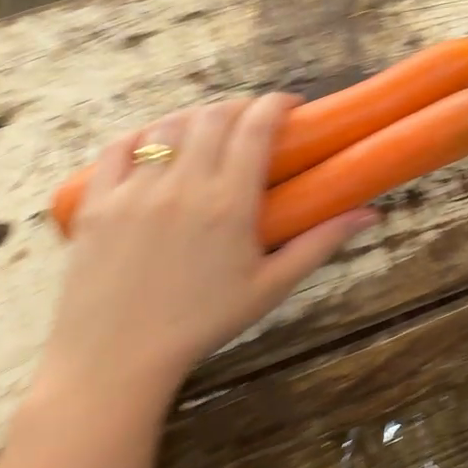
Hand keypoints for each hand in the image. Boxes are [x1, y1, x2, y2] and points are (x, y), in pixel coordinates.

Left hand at [39, 96, 377, 399]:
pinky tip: (156, 143)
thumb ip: (321, 243)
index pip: (255, 127)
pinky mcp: (95, 206)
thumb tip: (371, 215)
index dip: (276, 103)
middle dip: (240, 106)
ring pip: (168, 127)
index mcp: (228, 203)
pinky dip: (141, 136)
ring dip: (195, 118)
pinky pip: (116, 149)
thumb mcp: (271, 286)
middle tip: (255, 119)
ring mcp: (133, 194)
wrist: (113, 364)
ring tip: (210, 130)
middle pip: (213, 116)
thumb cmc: (202, 324)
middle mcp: (182, 187)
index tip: (291, 105)